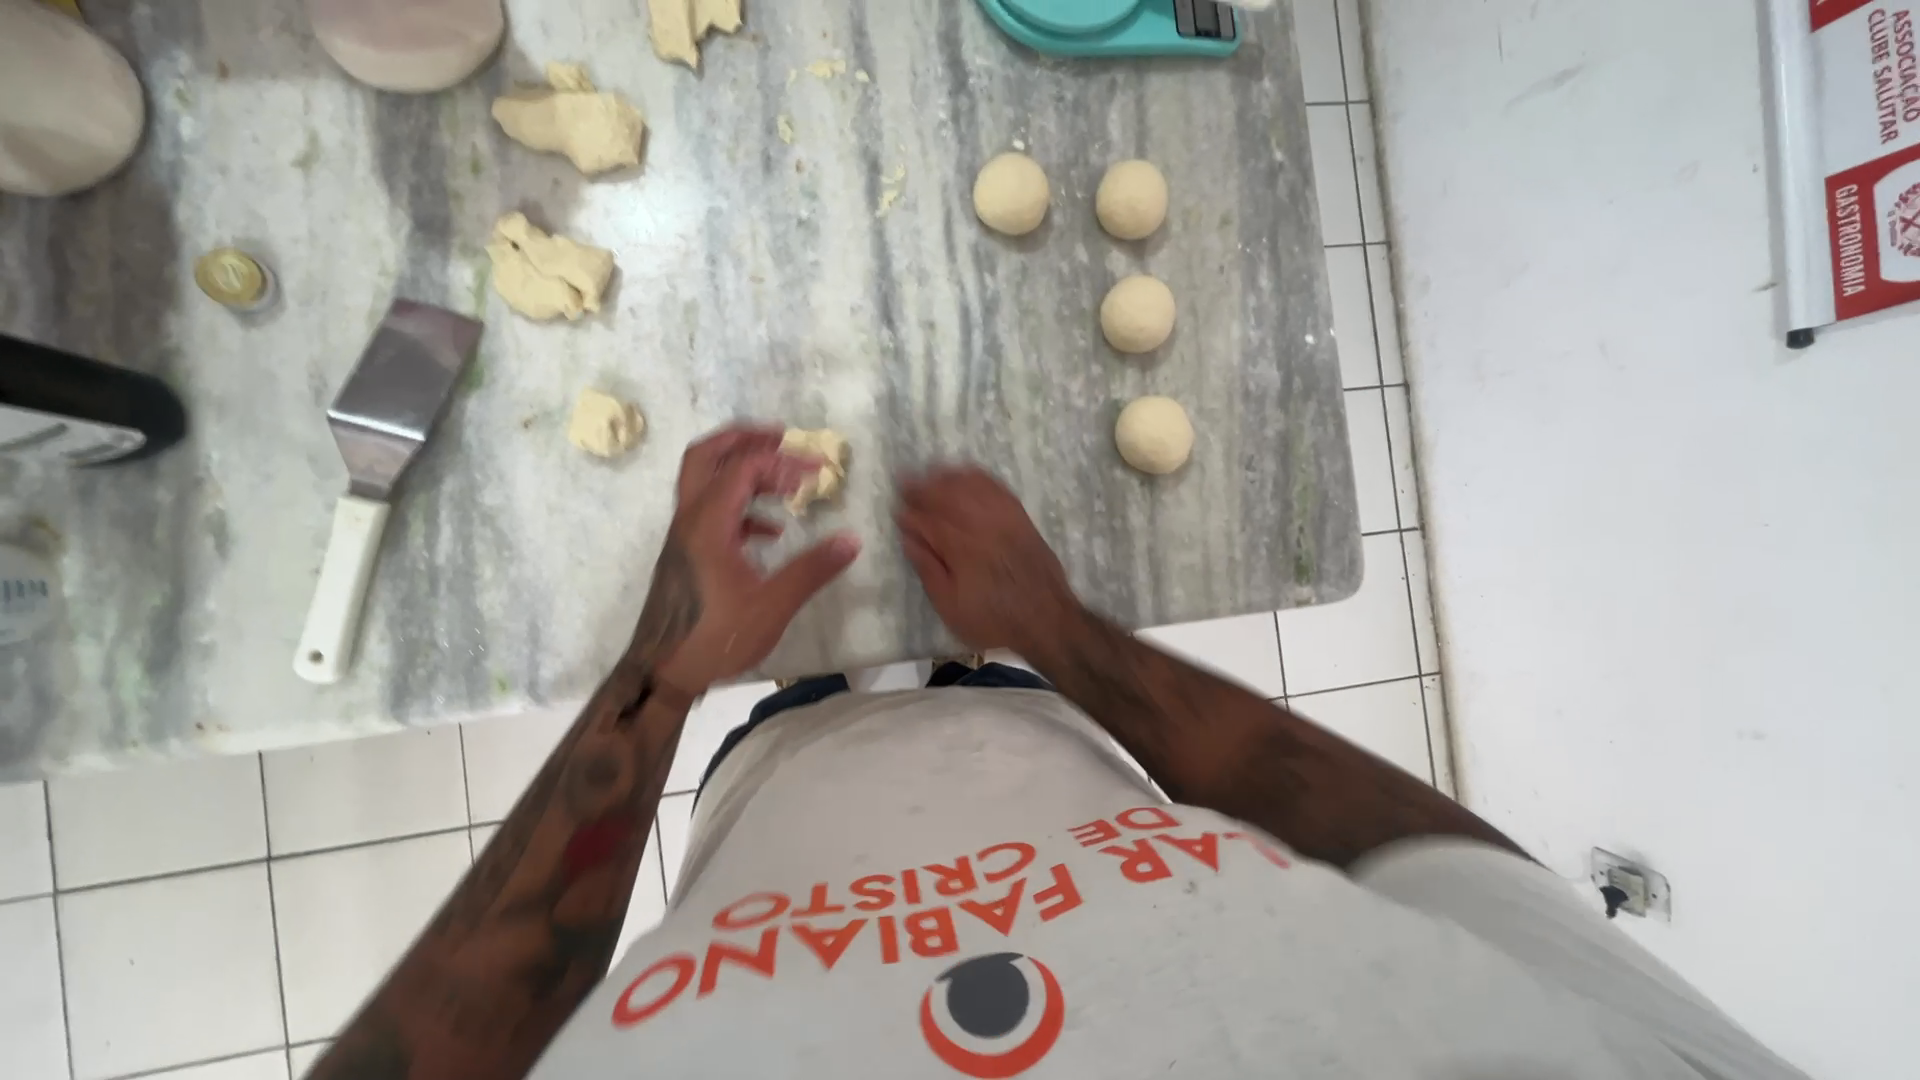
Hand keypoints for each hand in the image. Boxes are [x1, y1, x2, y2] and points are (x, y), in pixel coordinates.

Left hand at [638, 424, 860, 695]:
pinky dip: (741, 506)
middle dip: (745, 440)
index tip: (819, 473)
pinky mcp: (687, 554)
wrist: (662, 671)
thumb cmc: (715, 637)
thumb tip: (852, 539)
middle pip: (708, 456)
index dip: (784, 462)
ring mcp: (685, 536)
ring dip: (743, 471)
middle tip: (782, 438)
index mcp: (709, 524)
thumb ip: (812, 569)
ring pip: (706, 481)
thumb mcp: (772, 605)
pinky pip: (712, 511)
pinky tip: (771, 531)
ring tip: (784, 482)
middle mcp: (690, 520)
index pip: (744, 468)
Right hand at [896, 465, 1082, 654]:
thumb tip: (908, 538)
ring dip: (946, 477)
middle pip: (945, 494)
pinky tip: (966, 475)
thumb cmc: (993, 619)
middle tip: (905, 484)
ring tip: (930, 476)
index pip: (926, 519)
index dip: (908, 513)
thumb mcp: (950, 605)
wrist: (1046, 618)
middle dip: (922, 487)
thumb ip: (927, 568)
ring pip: (969, 484)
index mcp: (958, 546)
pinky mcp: (1019, 516)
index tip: (896, 509)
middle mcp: (979, 523)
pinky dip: (977, 477)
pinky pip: (995, 486)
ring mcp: (1002, 516)